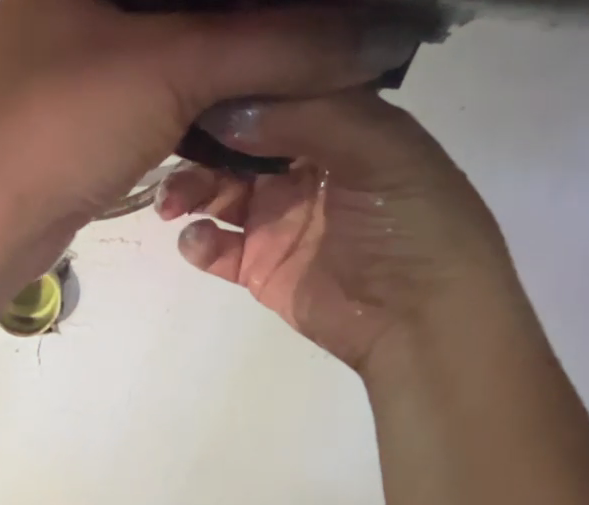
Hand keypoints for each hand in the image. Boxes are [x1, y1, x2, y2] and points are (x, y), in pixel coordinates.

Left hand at [0, 0, 416, 232]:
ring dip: (218, 47)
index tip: (298, 8)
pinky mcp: (71, 111)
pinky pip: (146, 80)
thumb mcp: (175, 68)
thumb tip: (378, 37)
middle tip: (303, 24)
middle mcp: (63, 3)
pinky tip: (230, 90)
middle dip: (239, 15)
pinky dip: (188, 86)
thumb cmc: (68, 125)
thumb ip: (276, 44)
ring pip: (162, 35)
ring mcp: (63, 59)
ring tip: (282, 50)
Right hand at [158, 90, 536, 373]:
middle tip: (170, 158)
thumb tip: (224, 114)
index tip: (195, 102)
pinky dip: (198, 242)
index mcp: (342, 130)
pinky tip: (196, 242)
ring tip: (172, 205)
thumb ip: (308, 120)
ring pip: (219, 194)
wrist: (418, 321)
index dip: (236, 98)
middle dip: (202, 149)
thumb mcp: (380, 150)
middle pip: (238, 147)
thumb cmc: (413, 226)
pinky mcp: (259, 268)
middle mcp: (305, 169)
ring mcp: (278, 221)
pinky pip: (216, 249)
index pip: (278, 99)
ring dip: (191, 192)